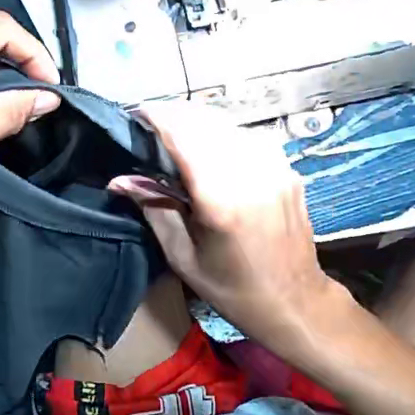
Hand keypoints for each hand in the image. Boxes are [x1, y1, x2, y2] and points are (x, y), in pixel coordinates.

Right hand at [107, 101, 338, 346]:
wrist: (295, 301)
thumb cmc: (232, 289)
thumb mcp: (183, 256)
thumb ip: (154, 209)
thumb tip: (119, 180)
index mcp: (221, 199)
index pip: (184, 135)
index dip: (157, 117)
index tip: (136, 114)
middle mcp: (251, 173)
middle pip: (205, 121)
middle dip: (175, 114)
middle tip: (150, 121)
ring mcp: (275, 167)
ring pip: (228, 123)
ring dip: (198, 120)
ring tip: (176, 130)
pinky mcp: (287, 169)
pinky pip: (248, 136)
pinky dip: (223, 132)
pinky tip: (210, 146)